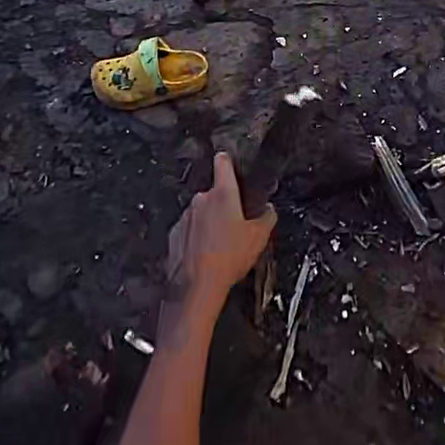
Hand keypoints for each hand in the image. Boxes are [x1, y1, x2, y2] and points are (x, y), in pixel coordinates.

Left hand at [164, 153, 274, 316]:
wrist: (197, 285)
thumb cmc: (228, 258)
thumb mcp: (259, 238)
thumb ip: (267, 217)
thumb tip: (269, 210)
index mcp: (223, 194)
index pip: (223, 164)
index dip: (227, 160)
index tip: (228, 160)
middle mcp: (201, 200)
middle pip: (214, 193)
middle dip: (223, 206)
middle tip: (235, 225)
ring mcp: (186, 216)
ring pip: (201, 213)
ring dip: (209, 223)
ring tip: (221, 245)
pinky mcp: (175, 234)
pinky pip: (189, 230)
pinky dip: (196, 237)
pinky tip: (206, 254)